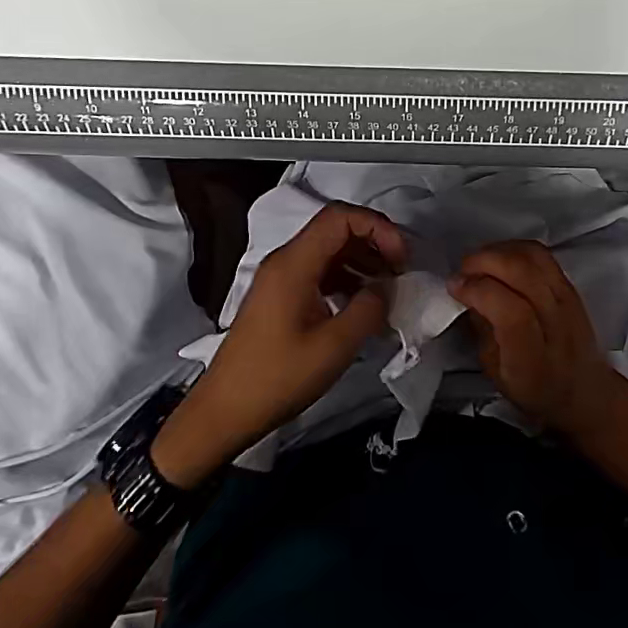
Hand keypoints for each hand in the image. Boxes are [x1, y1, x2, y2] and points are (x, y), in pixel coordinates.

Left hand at [152, 202, 407, 487]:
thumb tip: (386, 288)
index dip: (377, 227)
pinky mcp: (281, 296)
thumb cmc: (278, 377)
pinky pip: (319, 272)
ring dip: (362, 261)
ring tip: (389, 289)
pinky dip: (347, 279)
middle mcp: (285, 260)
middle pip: (335, 229)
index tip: (401, 258)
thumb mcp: (334, 346)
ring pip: (329, 250)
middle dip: (374, 242)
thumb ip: (368, 309)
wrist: (225, 410)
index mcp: (294, 263)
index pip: (340, 217)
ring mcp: (281, 278)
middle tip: (401, 272)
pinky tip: (364, 304)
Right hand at [449, 240, 627, 439]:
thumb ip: (481, 330)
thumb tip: (465, 293)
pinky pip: (541, 254)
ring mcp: (568, 299)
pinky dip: (514, 249)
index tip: (454, 286)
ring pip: (533, 256)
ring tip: (478, 262)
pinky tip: (498, 258)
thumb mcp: (496, 372)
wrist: (585, 390)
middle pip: (523, 273)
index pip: (511, 311)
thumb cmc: (534, 388)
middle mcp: (556, 323)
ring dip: (498, 250)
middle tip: (462, 270)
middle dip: (484, 262)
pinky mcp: (570, 285)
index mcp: (533, 358)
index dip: (478, 291)